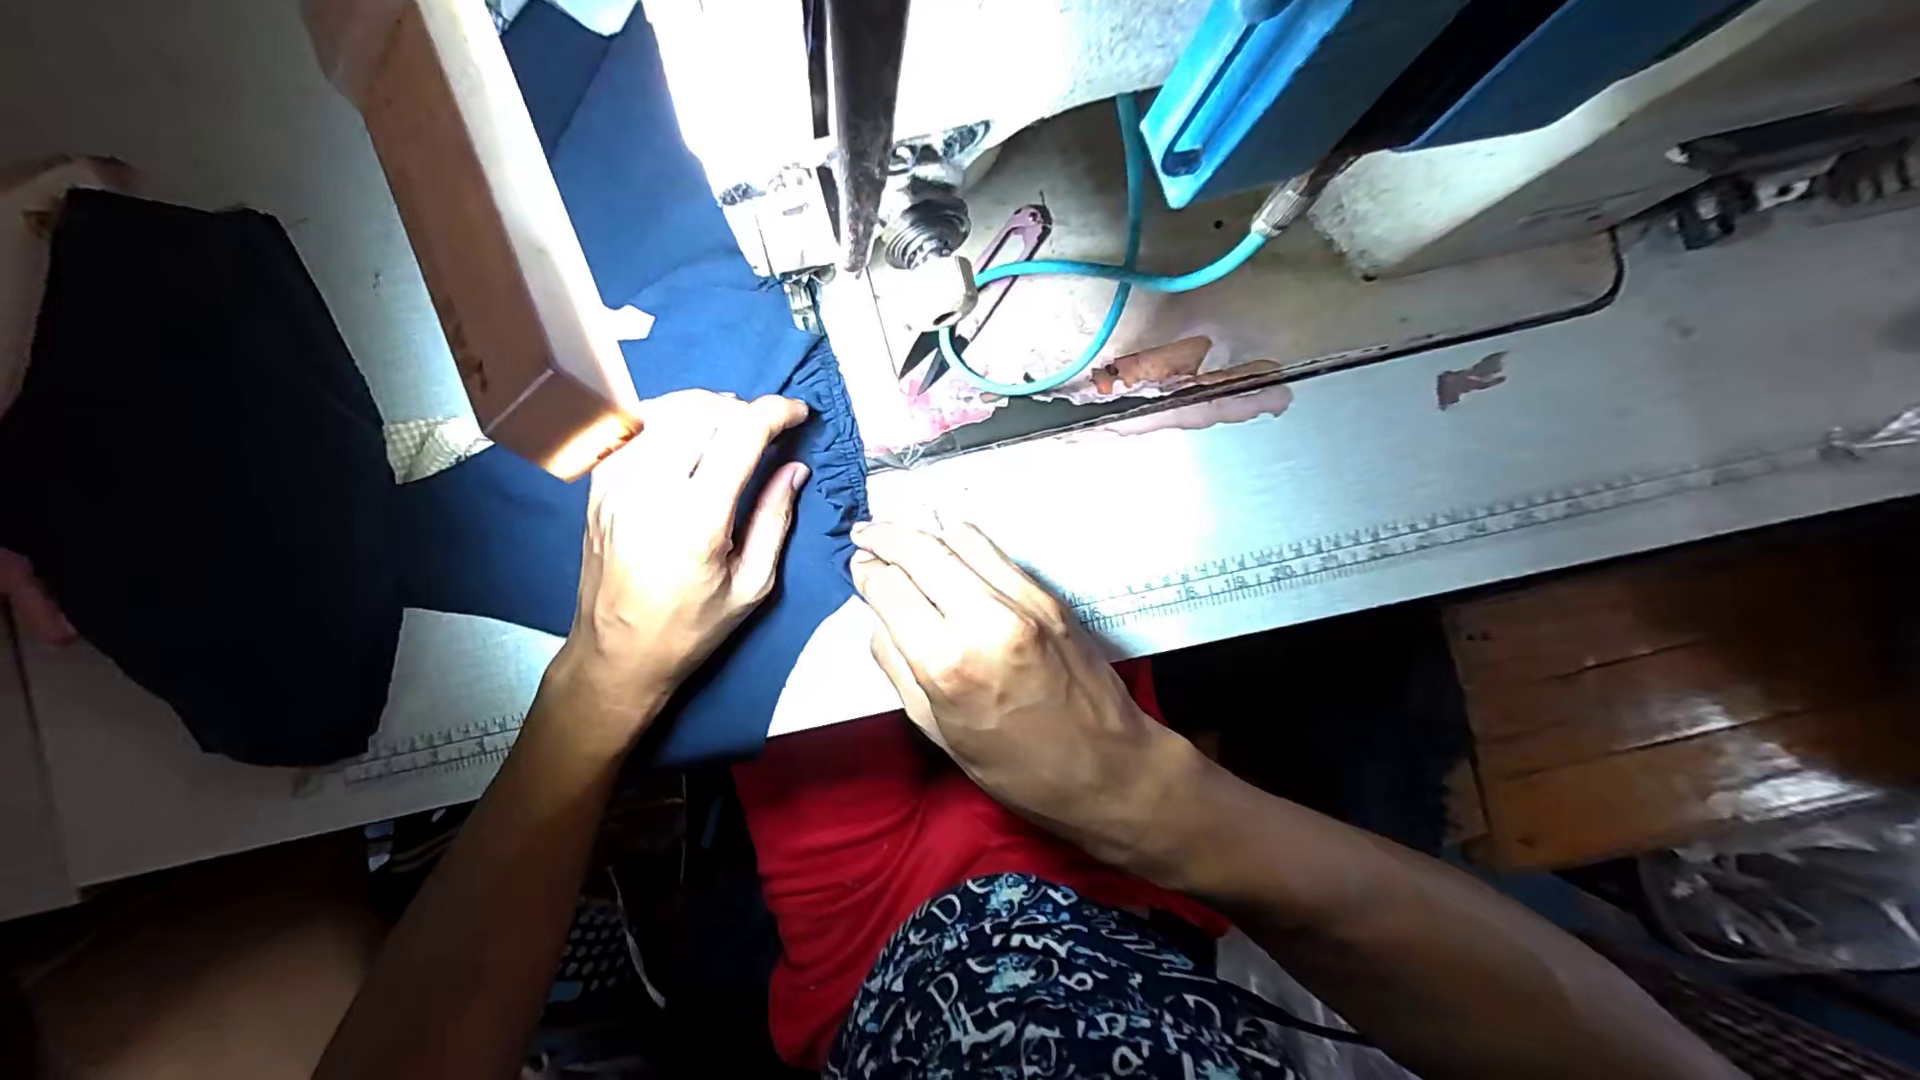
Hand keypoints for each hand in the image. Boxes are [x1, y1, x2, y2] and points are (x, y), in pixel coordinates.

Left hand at [544, 391, 809, 749]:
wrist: (617, 653)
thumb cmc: (691, 627)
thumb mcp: (752, 583)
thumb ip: (775, 517)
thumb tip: (795, 468)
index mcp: (696, 521)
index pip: (739, 435)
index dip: (776, 412)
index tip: (798, 413)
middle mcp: (649, 492)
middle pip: (701, 410)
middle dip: (743, 407)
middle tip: (765, 428)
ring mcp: (615, 485)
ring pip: (663, 408)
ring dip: (706, 408)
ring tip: (729, 429)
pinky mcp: (597, 485)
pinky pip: (635, 427)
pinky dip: (669, 418)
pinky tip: (688, 439)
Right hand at [850, 522, 1195, 868]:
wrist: (1107, 767)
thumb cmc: (1016, 767)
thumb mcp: (936, 729)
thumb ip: (897, 665)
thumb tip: (881, 615)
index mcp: (947, 663)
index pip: (891, 589)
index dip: (866, 573)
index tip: (859, 569)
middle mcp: (984, 620)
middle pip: (921, 551)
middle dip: (885, 538)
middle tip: (865, 536)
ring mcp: (1023, 601)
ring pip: (959, 538)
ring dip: (922, 530)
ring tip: (901, 534)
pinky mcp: (1048, 596)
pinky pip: (994, 551)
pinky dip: (961, 539)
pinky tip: (947, 543)